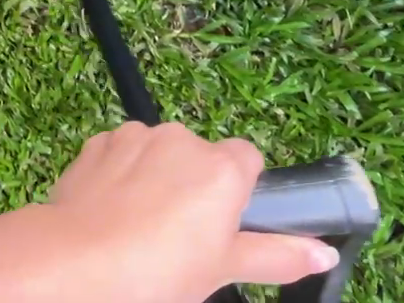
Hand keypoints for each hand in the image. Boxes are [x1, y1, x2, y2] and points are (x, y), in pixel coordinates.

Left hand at [37, 122, 339, 302]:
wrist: (81, 257)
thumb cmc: (163, 269)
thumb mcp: (225, 268)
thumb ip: (276, 254)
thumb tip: (322, 252)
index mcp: (220, 166)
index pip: (247, 157)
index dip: (243, 186)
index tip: (230, 218)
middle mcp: (179, 138)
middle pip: (199, 154)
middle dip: (196, 183)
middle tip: (185, 232)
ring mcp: (134, 135)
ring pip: (158, 151)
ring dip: (158, 175)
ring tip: (144, 224)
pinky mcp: (98, 140)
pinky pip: (121, 151)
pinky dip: (122, 172)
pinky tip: (114, 208)